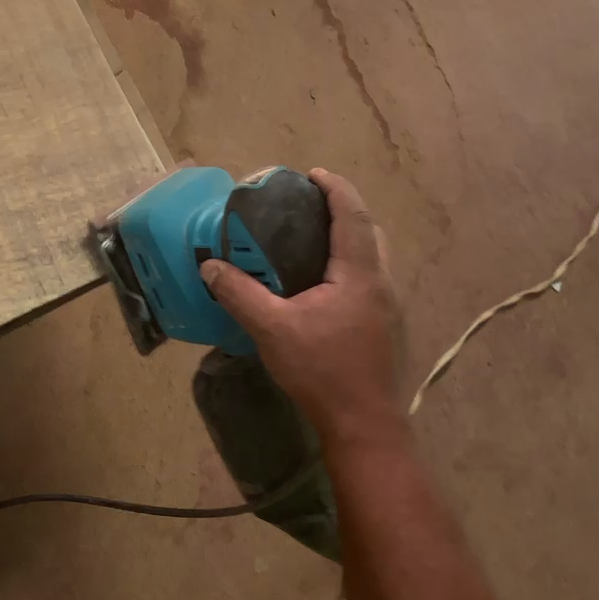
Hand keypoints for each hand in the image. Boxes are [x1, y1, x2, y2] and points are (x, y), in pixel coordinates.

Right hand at [198, 169, 403, 443]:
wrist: (364, 425)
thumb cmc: (321, 370)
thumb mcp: (271, 328)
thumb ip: (239, 293)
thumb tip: (209, 266)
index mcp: (359, 276)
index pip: (353, 218)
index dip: (336, 190)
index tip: (314, 174)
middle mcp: (381, 286)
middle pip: (370, 234)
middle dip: (343, 213)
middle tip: (308, 207)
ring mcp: (389, 309)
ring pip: (372, 260)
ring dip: (347, 241)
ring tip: (309, 243)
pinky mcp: (385, 330)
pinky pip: (368, 283)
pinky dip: (346, 268)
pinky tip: (319, 288)